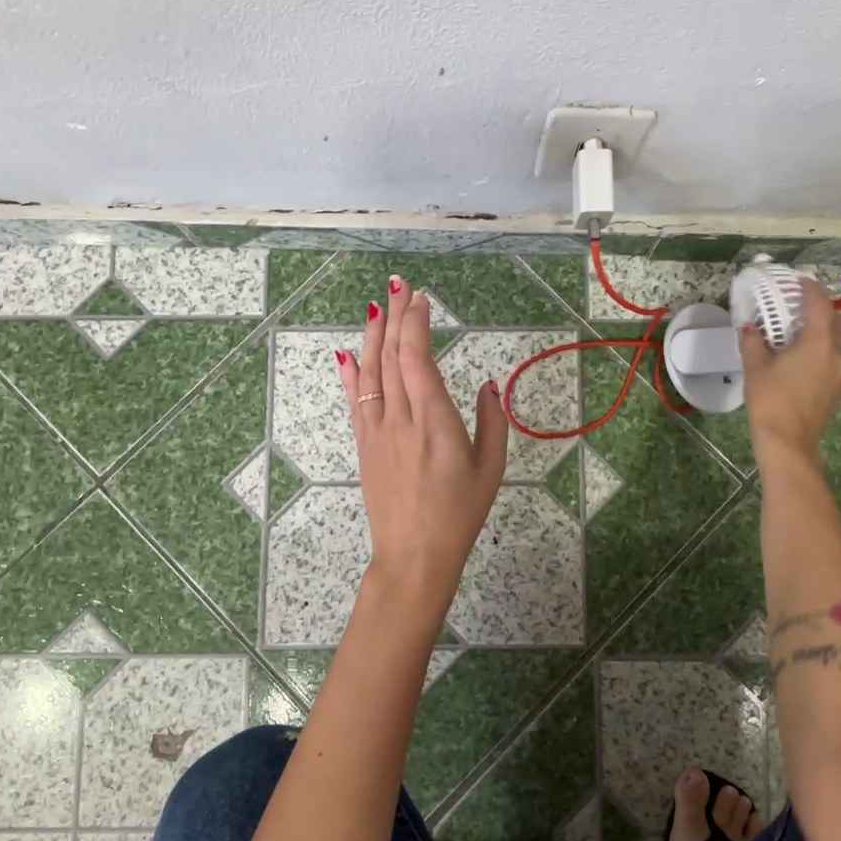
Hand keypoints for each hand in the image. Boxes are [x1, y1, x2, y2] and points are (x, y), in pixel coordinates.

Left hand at [337, 276, 508, 610]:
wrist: (414, 555)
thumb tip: (490, 384)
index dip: (415, 323)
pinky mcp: (364, 446)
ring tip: (378, 306)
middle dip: (395, 316)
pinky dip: (350, 375)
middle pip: (391, 356)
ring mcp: (377, 432)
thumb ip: (493, 422)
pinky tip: (347, 353)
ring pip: (370, 373)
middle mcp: (401, 419)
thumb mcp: (491, 469)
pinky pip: (355, 403)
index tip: (421, 298)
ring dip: (373, 336)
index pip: (416, 358)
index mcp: (435, 422)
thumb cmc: (459, 514)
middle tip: (398, 285)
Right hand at [739, 278, 840, 463]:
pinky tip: (808, 355)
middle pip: (837, 320)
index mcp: (820, 342)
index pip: (820, 304)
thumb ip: (753, 343)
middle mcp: (840, 352)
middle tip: (799, 309)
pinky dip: (828, 349)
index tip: (799, 282)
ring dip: (827, 331)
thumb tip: (750, 329)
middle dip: (821, 311)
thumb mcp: (756, 368)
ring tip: (803, 333)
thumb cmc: (771, 401)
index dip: (811, 289)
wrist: (788, 441)